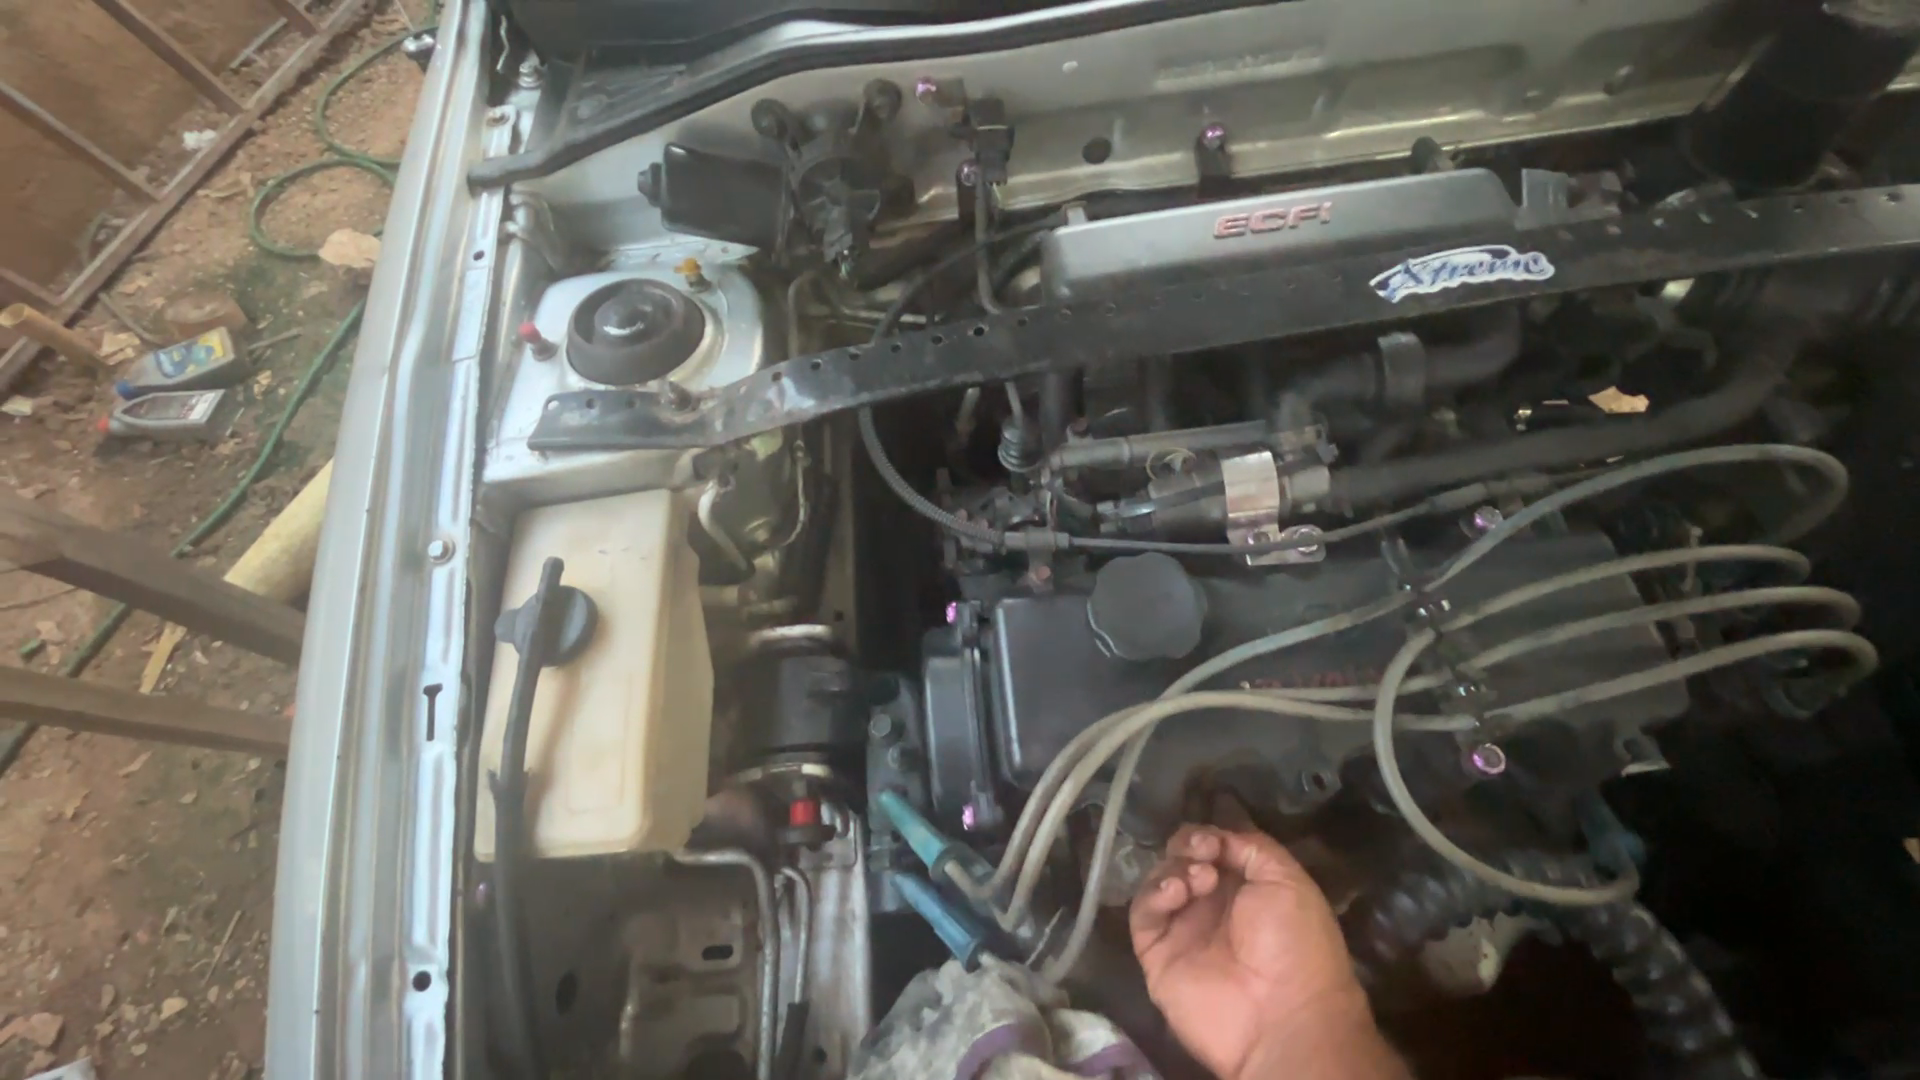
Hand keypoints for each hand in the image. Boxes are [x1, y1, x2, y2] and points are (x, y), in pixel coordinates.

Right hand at [1128, 823, 1404, 1079]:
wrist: (1281, 1015)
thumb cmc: (1293, 944)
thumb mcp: (1288, 881)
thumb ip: (1250, 845)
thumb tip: (1216, 834)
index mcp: (1244, 889)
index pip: (1212, 848)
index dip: (1207, 836)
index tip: (1213, 840)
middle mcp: (1211, 905)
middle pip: (1181, 858)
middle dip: (1187, 846)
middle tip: (1202, 854)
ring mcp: (1182, 929)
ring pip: (1159, 879)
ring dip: (1175, 869)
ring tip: (1198, 880)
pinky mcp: (1157, 952)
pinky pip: (1142, 912)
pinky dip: (1153, 894)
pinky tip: (1175, 893)